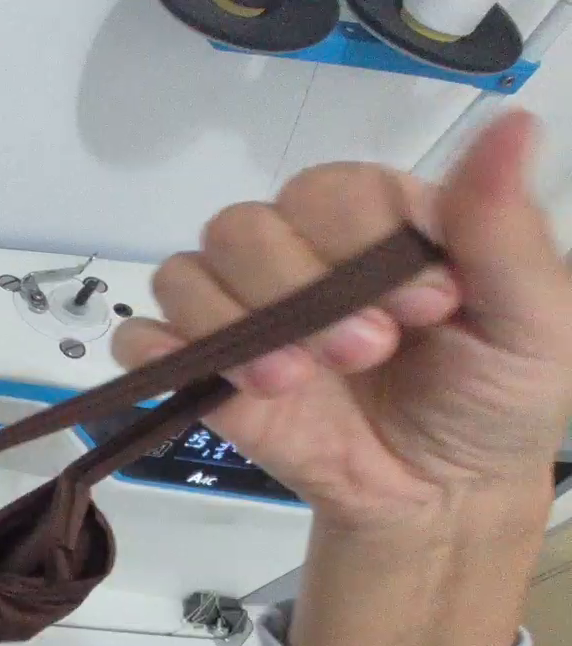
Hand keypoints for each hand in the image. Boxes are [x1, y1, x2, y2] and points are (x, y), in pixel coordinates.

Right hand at [112, 111, 571, 645]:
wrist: (433, 497)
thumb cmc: (504, 408)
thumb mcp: (545, 321)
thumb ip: (516, 232)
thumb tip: (507, 125)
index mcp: (378, 236)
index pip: (331, 185)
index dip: (365, 230)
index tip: (430, 298)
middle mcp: (294, 268)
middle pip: (239, 224)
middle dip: (299, 280)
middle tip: (369, 345)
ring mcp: (232, 322)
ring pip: (181, 274)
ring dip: (237, 319)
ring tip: (304, 375)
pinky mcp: (189, 377)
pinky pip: (136, 336)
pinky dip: (160, 348)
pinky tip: (220, 378)